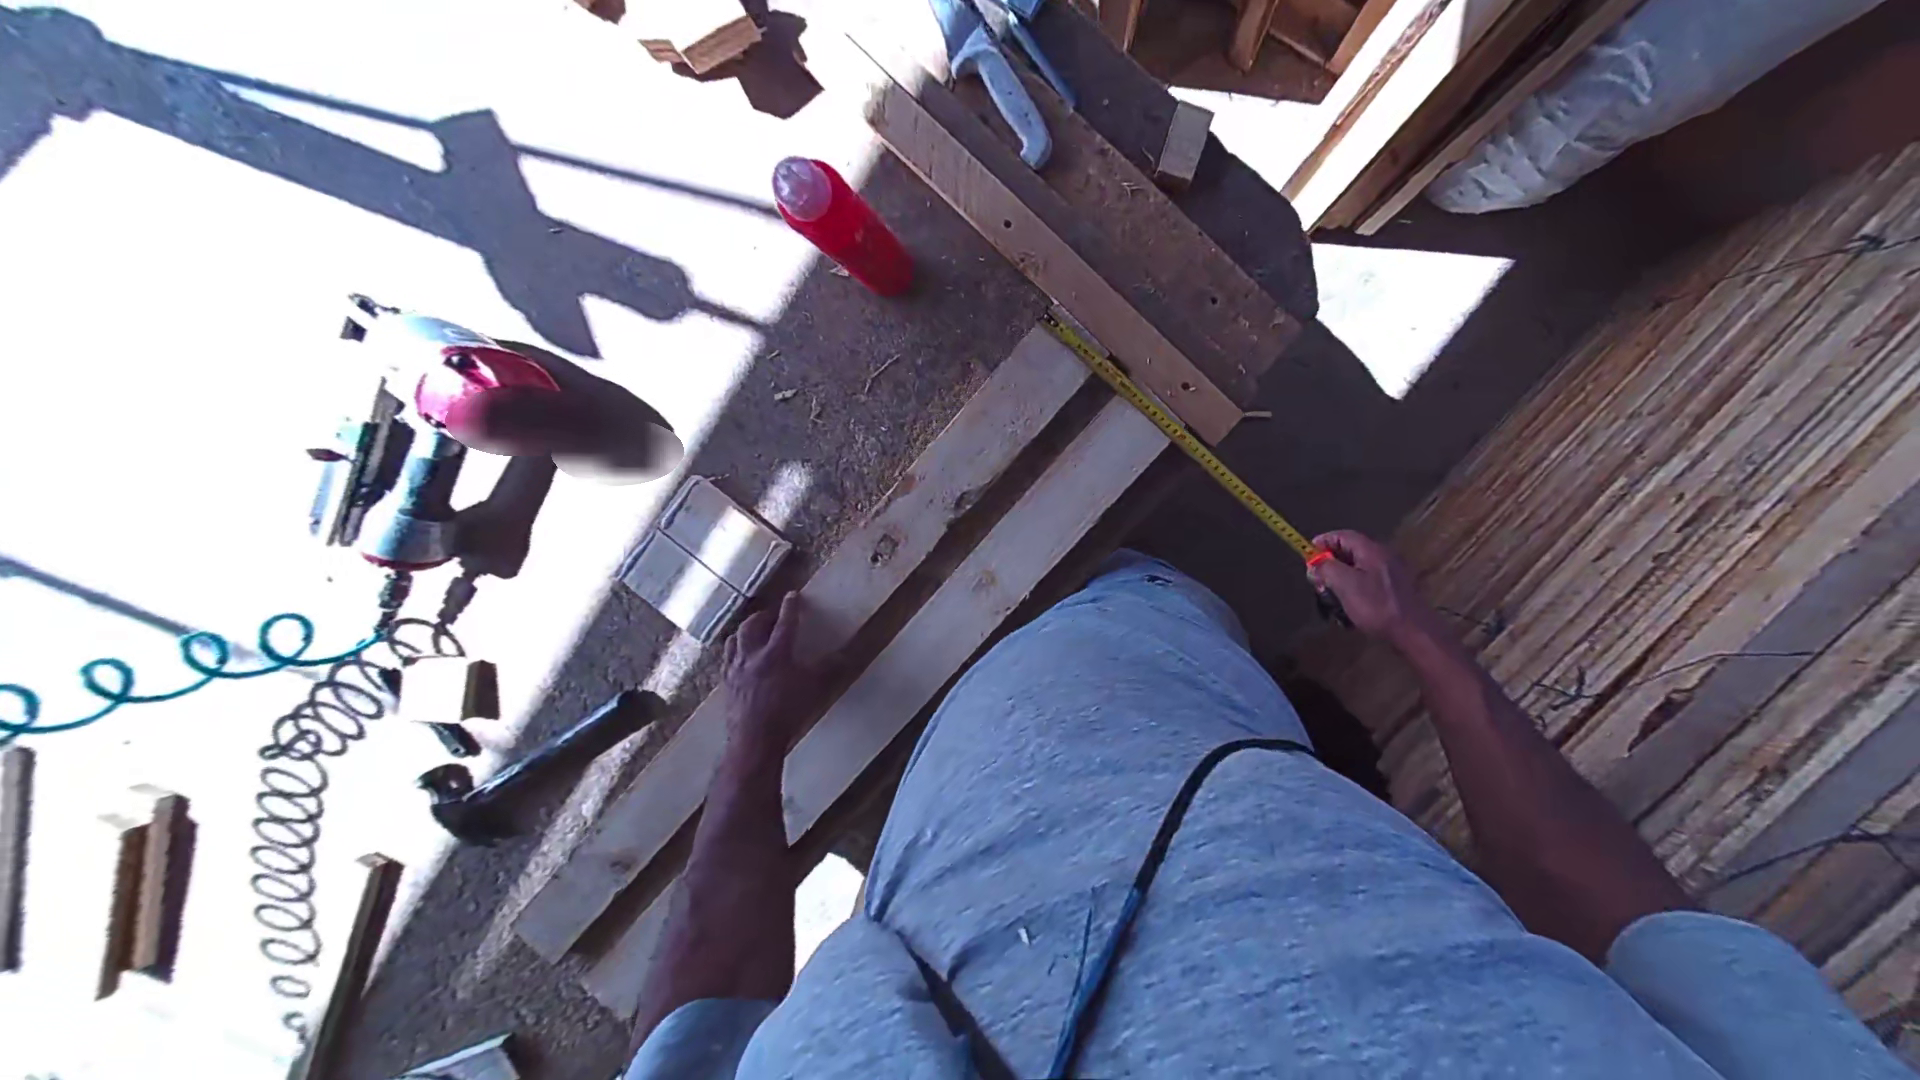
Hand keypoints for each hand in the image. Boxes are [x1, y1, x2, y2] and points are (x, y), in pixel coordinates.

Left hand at [715, 593, 822, 750]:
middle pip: (752, 625)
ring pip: (735, 639)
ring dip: (744, 631)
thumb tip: (848, 654)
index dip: (791, 606)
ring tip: (752, 632)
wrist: (754, 738)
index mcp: (777, 652)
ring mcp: (736, 668)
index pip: (785, 621)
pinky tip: (738, 657)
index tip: (793, 594)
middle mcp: (753, 654)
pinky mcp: (726, 683)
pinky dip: (734, 651)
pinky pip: (726, 659)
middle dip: (763, 616)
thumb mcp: (815, 688)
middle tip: (771, 615)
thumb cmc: (787, 711)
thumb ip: (830, 669)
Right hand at [1306, 531, 1436, 644]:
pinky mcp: (1393, 590)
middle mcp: (1383, 557)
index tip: (1307, 557)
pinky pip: (1365, 582)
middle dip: (1328, 564)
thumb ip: (1325, 568)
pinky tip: (1347, 606)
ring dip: (1338, 579)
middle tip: (1317, 580)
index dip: (1322, 542)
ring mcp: (1390, 574)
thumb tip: (1314, 564)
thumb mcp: (1344, 584)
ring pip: (1356, 568)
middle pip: (1348, 552)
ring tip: (1330, 596)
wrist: (1413, 632)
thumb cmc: (1376, 606)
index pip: (1342, 535)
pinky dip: (1352, 589)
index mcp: (1372, 551)